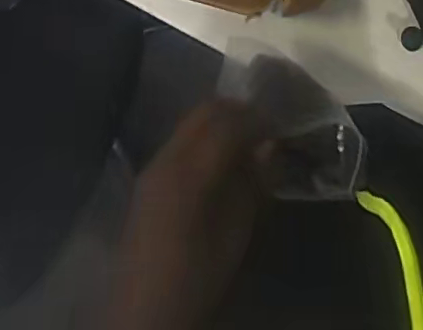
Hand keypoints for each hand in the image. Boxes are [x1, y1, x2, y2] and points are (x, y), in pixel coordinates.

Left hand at [99, 100, 270, 329]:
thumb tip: (271, 145)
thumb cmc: (195, 280)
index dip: (257, 119)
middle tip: (264, 127)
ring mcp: (153, 164)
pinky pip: (181, 138)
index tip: (280, 125)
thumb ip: (253, 184)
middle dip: (237, 112)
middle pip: (205, 112)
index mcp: (189, 172)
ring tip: (246, 140)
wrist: (142, 315)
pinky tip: (220, 158)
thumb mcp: (234, 236)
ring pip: (191, 122)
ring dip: (220, 121)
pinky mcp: (148, 176)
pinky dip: (204, 135)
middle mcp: (167, 157)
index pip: (228, 124)